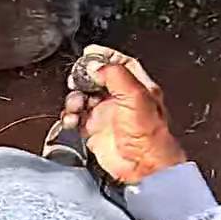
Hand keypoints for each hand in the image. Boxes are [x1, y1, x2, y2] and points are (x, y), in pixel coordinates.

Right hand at [60, 45, 186, 184]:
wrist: (143, 168)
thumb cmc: (150, 137)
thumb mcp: (136, 97)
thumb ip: (115, 75)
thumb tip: (96, 65)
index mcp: (137, 88)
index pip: (120, 64)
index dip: (105, 56)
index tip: (90, 52)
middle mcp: (121, 100)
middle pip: (96, 79)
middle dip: (83, 77)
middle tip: (78, 80)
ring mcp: (107, 115)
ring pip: (83, 97)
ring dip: (74, 98)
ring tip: (77, 105)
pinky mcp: (95, 130)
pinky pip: (76, 118)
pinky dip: (70, 117)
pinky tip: (73, 119)